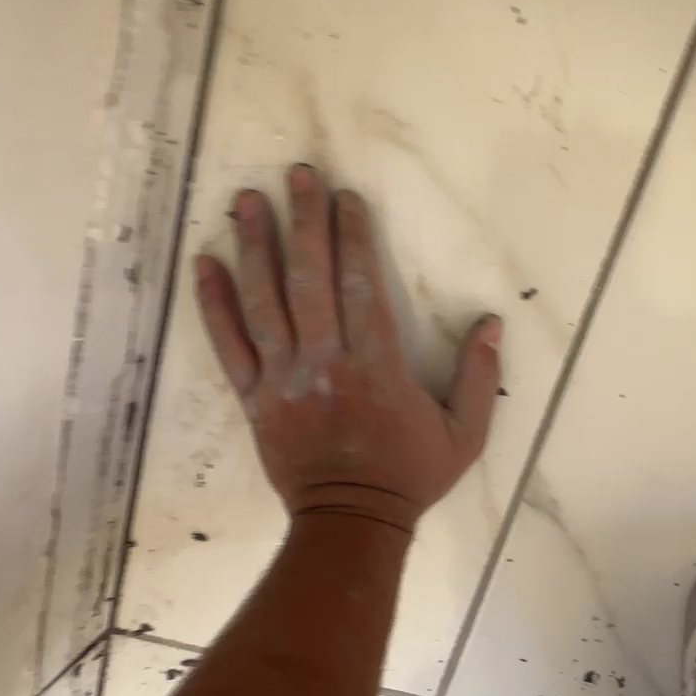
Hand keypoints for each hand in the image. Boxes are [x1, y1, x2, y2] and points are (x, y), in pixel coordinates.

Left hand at [194, 166, 501, 534]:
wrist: (352, 521)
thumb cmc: (411, 475)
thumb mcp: (465, 434)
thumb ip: (479, 378)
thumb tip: (491, 324)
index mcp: (378, 368)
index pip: (361, 287)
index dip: (353, 238)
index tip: (346, 199)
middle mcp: (326, 363)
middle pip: (309, 280)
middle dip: (303, 222)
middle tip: (295, 174)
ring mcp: (284, 379)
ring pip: (264, 302)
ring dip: (254, 247)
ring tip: (246, 200)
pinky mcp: (254, 398)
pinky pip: (228, 345)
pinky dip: (214, 303)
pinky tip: (204, 262)